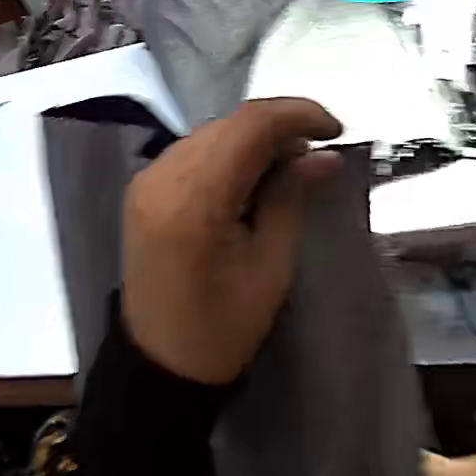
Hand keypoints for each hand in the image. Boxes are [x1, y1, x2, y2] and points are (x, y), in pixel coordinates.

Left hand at [121, 98, 342, 384]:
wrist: (159, 361)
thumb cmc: (223, 328)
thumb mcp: (271, 267)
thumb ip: (291, 198)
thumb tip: (325, 156)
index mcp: (194, 202)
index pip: (248, 126)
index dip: (296, 114)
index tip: (335, 130)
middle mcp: (161, 177)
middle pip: (227, 125)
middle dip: (277, 128)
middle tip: (313, 157)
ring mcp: (145, 180)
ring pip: (209, 133)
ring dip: (251, 139)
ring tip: (285, 169)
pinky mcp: (140, 187)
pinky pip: (190, 151)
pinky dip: (225, 153)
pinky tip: (247, 177)